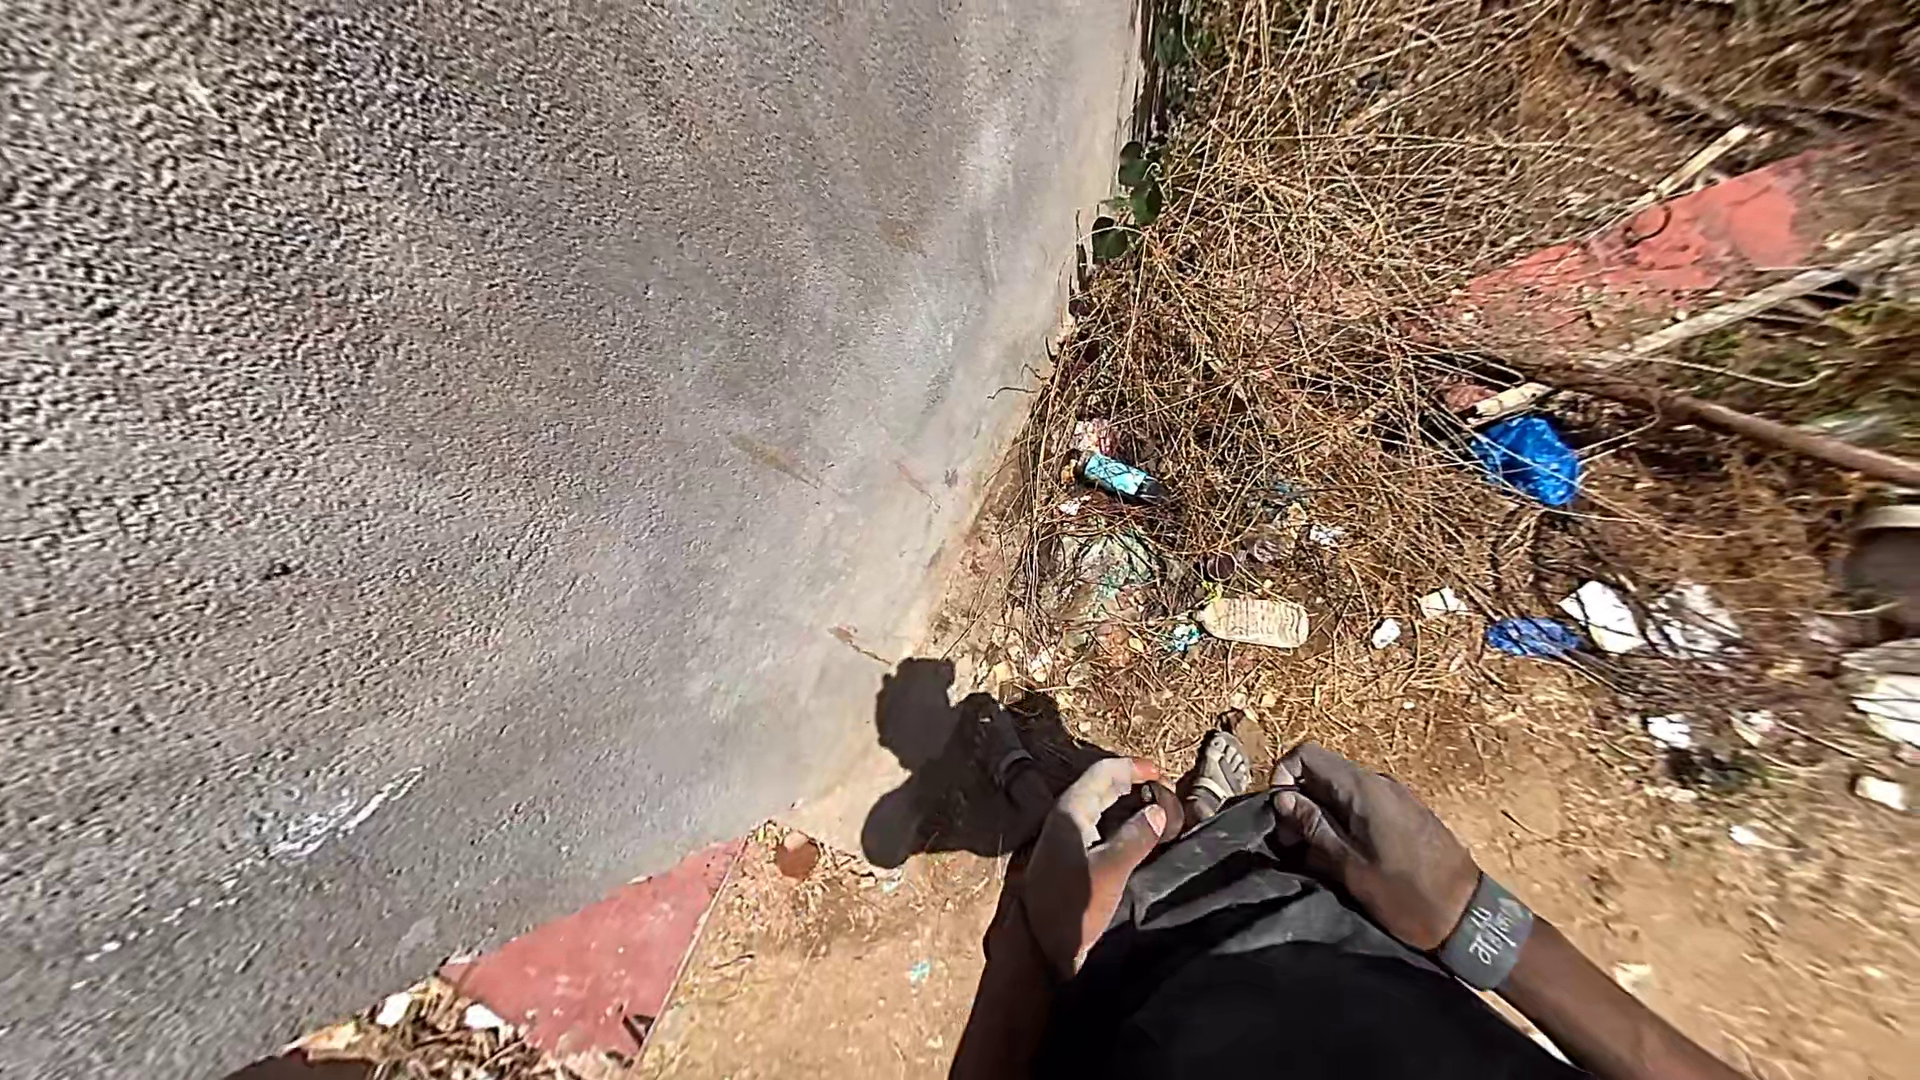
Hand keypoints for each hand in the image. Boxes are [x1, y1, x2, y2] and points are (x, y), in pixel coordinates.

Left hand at [1019, 757, 1172, 977]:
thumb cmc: (1073, 902)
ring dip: (1128, 801)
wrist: (1041, 942)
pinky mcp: (1072, 852)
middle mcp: (1068, 814)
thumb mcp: (1110, 870)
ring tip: (1157, 808)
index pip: (1103, 772)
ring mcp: (1068, 833)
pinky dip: (1122, 820)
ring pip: (1102, 803)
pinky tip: (1139, 833)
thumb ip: (1136, 837)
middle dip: (1133, 782)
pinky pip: (1101, 822)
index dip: (1131, 767)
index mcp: (1072, 809)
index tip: (1160, 772)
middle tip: (1164, 790)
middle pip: (1103, 784)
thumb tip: (1159, 810)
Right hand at [1270, 742, 1478, 949]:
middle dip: (1299, 798)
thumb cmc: (1408, 895)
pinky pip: (1361, 801)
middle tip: (1292, 839)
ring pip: (1340, 787)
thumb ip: (1312, 825)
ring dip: (1319, 810)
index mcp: (1363, 788)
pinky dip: (1342, 816)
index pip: (1305, 754)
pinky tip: (1343, 849)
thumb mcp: (1349, 864)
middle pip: (1321, 770)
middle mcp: (1379, 782)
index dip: (1284, 775)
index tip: (1282, 811)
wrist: (1477, 924)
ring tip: (1314, 848)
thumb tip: (1283, 799)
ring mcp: (1396, 796)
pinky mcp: (1407, 813)